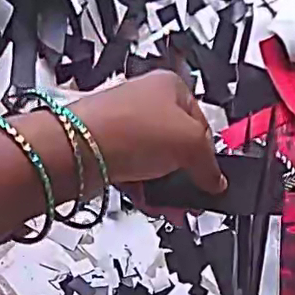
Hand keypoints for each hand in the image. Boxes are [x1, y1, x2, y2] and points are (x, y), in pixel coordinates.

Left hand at [68, 71, 224, 192]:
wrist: (78, 149)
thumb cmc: (127, 128)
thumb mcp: (189, 144)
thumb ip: (209, 165)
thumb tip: (215, 182)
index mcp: (170, 86)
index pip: (202, 124)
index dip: (208, 155)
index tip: (211, 180)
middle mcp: (144, 104)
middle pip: (176, 147)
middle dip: (185, 178)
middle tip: (192, 199)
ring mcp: (123, 130)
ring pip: (154, 165)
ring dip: (166, 189)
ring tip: (172, 208)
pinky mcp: (106, 155)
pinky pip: (133, 176)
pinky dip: (144, 192)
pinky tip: (150, 204)